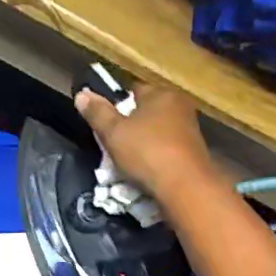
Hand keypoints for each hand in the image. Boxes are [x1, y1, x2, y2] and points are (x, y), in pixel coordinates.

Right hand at [75, 82, 210, 189]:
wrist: (184, 185)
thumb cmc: (146, 152)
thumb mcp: (113, 132)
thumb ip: (97, 112)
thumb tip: (82, 94)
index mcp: (161, 93)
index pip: (133, 91)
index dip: (115, 106)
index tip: (104, 125)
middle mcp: (179, 105)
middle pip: (144, 112)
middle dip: (128, 127)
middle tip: (112, 146)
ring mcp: (189, 128)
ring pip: (154, 132)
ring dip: (140, 144)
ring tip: (125, 162)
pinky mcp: (193, 150)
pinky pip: (165, 148)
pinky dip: (153, 156)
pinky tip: (144, 170)